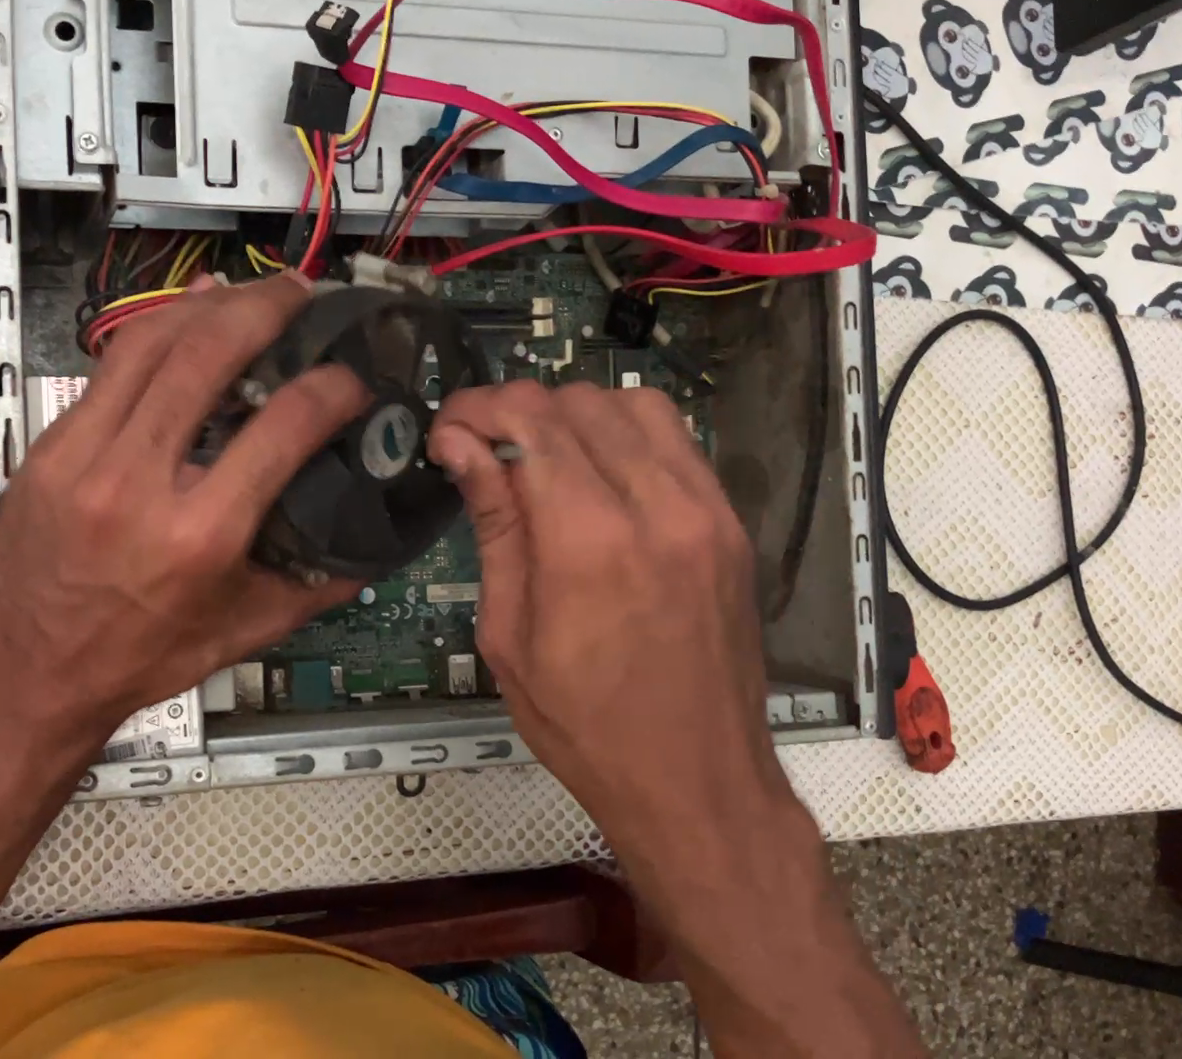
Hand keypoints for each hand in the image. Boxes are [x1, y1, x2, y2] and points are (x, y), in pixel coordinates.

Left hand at [0, 274, 368, 738]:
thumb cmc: (141, 659)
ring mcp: (84, 455)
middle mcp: (139, 482)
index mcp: (201, 534)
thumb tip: (370, 550)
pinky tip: (187, 317)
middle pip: (207, 356)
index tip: (353, 379)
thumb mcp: (246, 630)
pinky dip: (155, 329)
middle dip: (265, 309)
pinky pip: (109, 366)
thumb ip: (316, 585)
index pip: (283, 426)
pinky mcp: (51, 446)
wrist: (29, 674)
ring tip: (248, 291)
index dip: (332, 388)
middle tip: (302, 292)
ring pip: (149, 342)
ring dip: (208, 303)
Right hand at [427, 381, 785, 830]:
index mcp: (589, 541)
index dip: (477, 408)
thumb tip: (461, 448)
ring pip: (634, 404)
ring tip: (546, 461)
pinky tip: (602, 480)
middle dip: (519, 412)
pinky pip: (677, 441)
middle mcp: (658, 506)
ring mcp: (707, 510)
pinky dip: (628, 438)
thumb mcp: (510, 636)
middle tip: (487, 454)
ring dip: (577, 417)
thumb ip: (495, 526)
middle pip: (578, 401)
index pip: (530, 419)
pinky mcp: (732, 524)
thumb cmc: (587, 728)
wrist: (697, 780)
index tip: (449, 434)